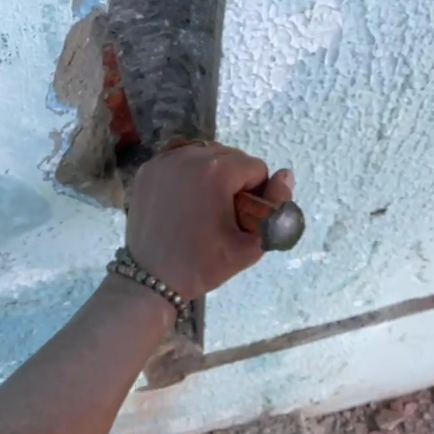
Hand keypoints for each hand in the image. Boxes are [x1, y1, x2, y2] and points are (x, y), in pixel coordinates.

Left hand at [123, 141, 294, 301]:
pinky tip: (185, 196)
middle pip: (230, 156)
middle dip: (234, 181)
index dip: (256, 194)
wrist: (152, 279)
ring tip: (204, 205)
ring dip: (212, 173)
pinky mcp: (147, 169)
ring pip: (204, 153)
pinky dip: (187, 171)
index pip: (255, 168)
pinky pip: (178, 158)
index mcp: (216, 172)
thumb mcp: (249, 245)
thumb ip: (275, 208)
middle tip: (223, 214)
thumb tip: (285, 175)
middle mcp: (189, 156)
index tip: (241, 218)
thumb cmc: (203, 266)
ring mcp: (164, 160)